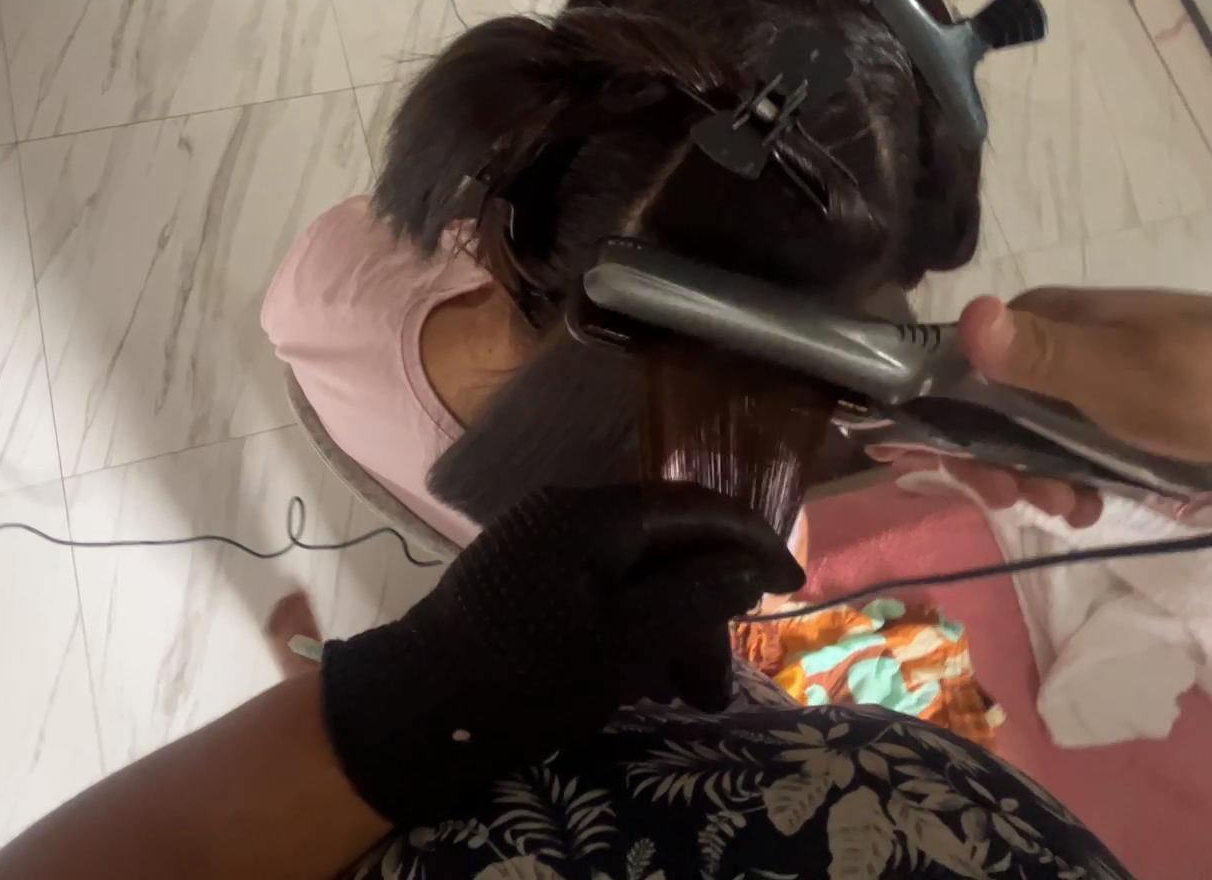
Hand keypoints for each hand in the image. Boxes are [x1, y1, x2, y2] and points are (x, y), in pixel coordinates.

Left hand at [320, 484, 800, 823]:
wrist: (420, 704)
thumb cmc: (527, 674)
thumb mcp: (625, 644)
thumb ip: (693, 595)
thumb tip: (747, 563)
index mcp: (592, 513)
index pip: (690, 506)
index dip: (748, 538)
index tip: (791, 579)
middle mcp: (566, 511)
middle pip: (661, 546)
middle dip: (699, 609)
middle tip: (715, 684)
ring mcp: (542, 538)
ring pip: (630, 572)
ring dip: (665, 627)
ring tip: (681, 696)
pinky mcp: (526, 568)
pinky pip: (596, 585)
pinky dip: (626, 625)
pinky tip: (637, 677)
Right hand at [926, 289, 1211, 520]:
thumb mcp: (1128, 373)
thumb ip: (1042, 353)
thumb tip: (967, 312)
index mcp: (1051, 317)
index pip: (961, 361)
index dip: (948, 416)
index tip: (964, 466)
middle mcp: (1066, 339)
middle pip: (991, 400)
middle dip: (994, 456)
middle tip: (1019, 500)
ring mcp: (1103, 373)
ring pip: (1032, 426)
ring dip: (1034, 473)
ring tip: (1068, 509)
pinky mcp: (1136, 407)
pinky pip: (1078, 441)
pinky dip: (1074, 475)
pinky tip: (1091, 501)